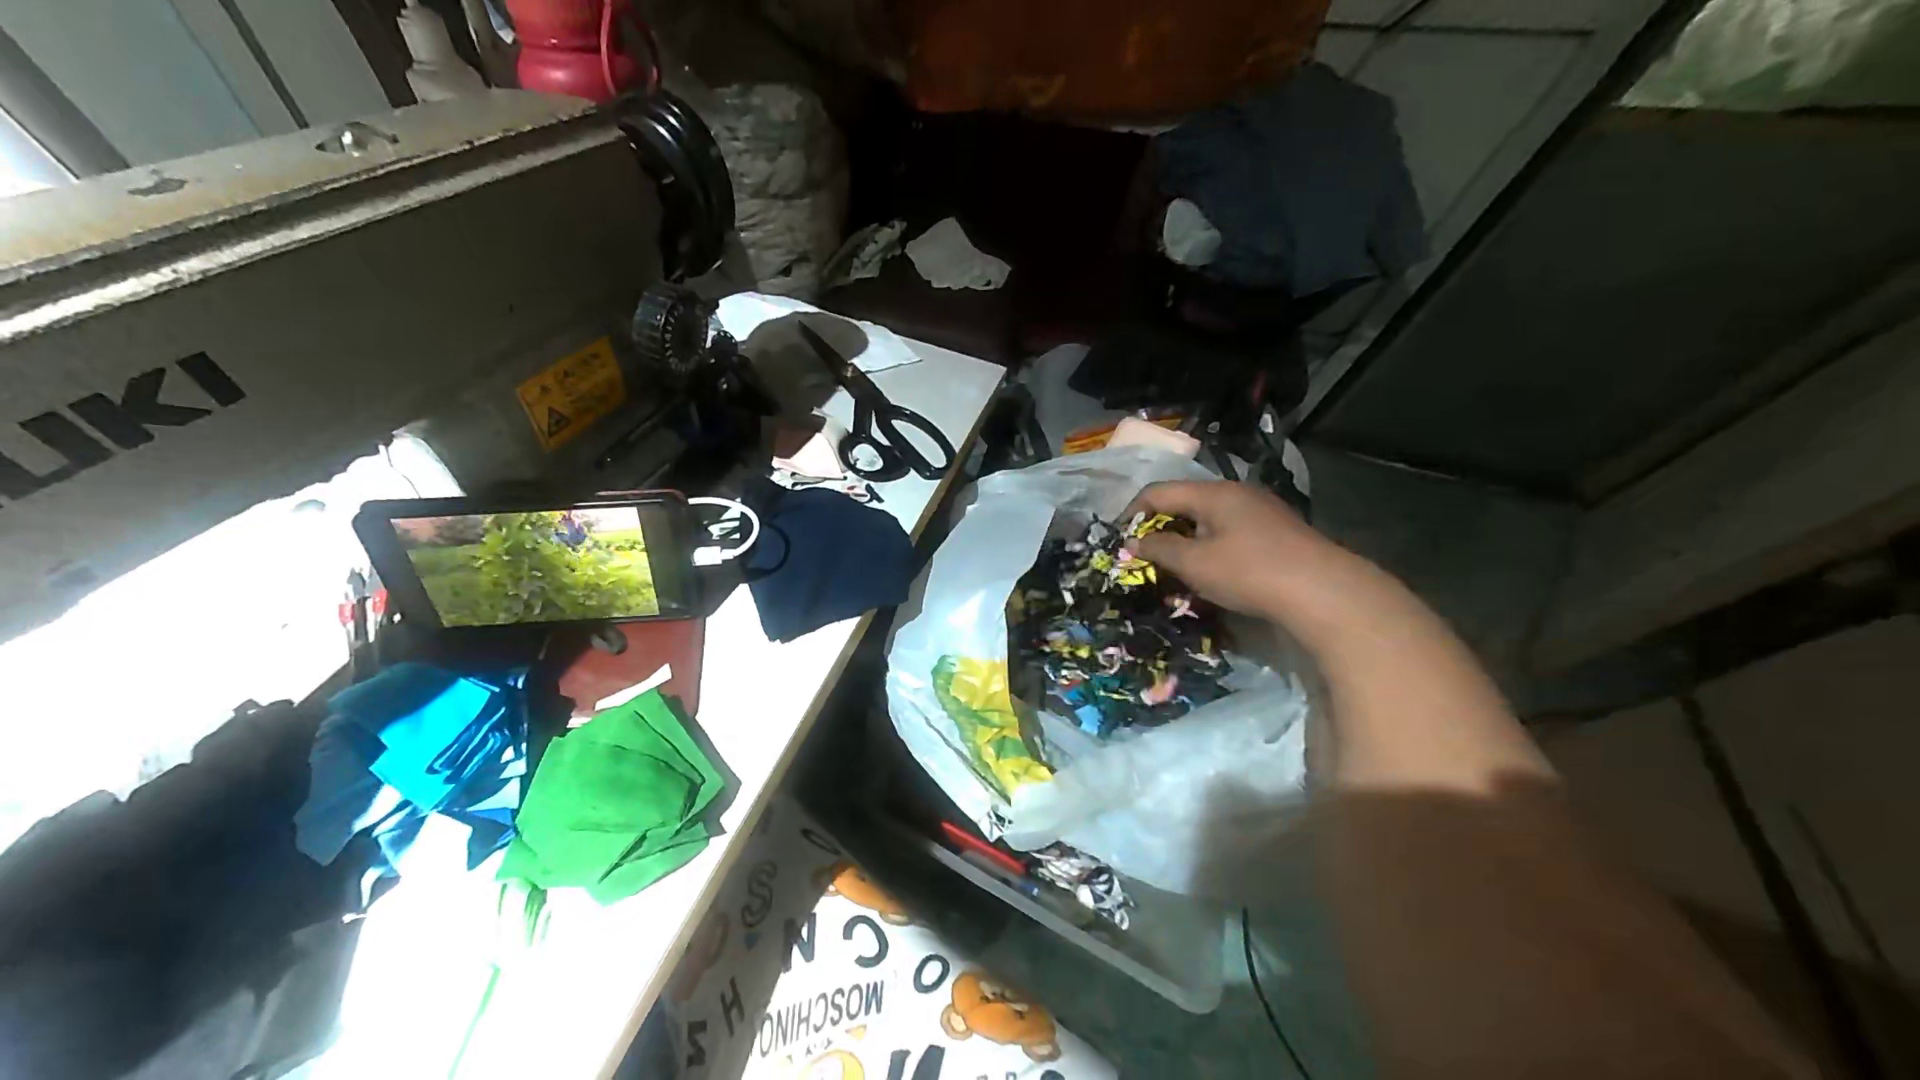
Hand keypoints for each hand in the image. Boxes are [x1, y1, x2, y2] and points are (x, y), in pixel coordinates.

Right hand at [1124, 480, 1409, 645]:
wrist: (1323, 592)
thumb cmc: (1249, 572)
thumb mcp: (1194, 564)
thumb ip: (1159, 549)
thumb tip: (1133, 542)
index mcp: (1213, 493)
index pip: (1158, 492)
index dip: (1133, 513)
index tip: (1119, 540)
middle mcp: (1237, 493)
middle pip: (1185, 503)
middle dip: (1160, 527)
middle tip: (1147, 556)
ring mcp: (1261, 510)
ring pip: (1209, 518)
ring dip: (1186, 539)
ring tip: (1177, 567)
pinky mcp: (1277, 531)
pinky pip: (1230, 531)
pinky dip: (1211, 546)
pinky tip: (1214, 571)